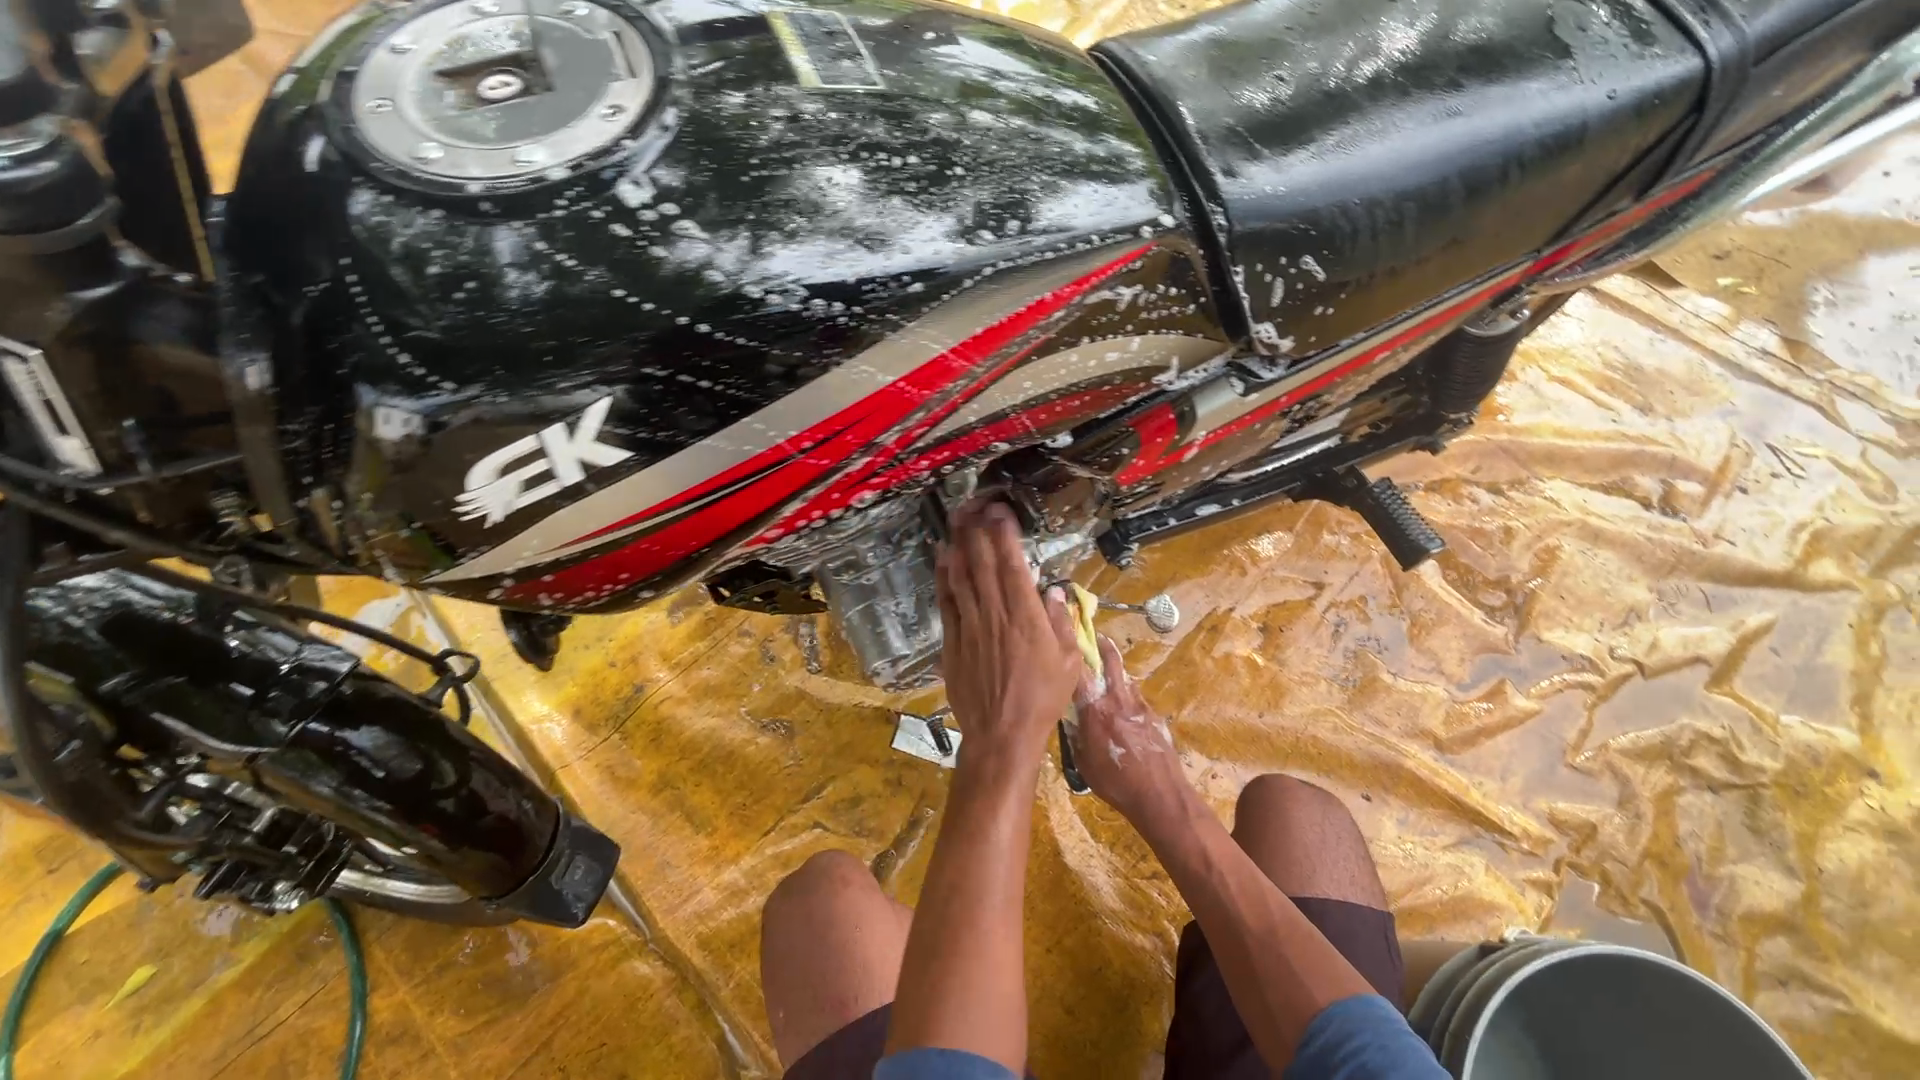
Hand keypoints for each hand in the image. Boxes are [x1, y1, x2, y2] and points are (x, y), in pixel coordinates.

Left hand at [936, 502, 1082, 780]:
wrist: (1001, 733)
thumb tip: (1054, 592)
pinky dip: (943, 575)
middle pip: (982, 561)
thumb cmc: (1042, 699)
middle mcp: (994, 612)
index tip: (1001, 510)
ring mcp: (969, 624)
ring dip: (959, 543)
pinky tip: (943, 557)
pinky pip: (946, 600)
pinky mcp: (952, 640)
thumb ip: (1061, 623)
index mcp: (1026, 615)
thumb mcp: (1068, 662)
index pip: (1012, 563)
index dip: (1004, 533)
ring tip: (957, 517)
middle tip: (975, 502)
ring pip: (960, 575)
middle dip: (978, 527)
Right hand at [1066, 634, 1188, 821]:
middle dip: (1102, 645)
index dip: (1073, 653)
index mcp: (1096, 711)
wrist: (1160, 796)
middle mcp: (1118, 700)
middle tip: (1096, 637)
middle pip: (1111, 662)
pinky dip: (1127, 695)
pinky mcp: (1154, 716)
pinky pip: (1136, 698)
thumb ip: (1075, 735)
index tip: (1067, 639)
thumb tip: (1069, 717)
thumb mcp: (1083, 762)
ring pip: (1125, 679)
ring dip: (1115, 671)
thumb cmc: (1116, 783)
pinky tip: (1123, 708)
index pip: (1080, 673)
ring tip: (1106, 673)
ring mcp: (1140, 706)